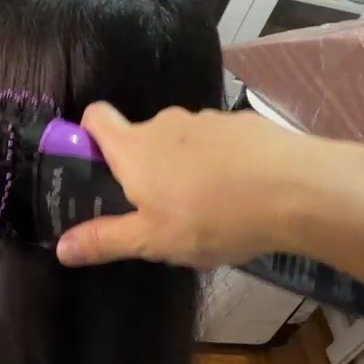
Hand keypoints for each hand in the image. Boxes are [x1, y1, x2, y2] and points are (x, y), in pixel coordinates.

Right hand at [55, 103, 356, 268]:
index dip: (88, 133)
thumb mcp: (154, 240)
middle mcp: (164, 124)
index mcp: (133, 147)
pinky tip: (245, 195)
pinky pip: (221, 143)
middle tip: (159, 208)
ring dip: (186, 166)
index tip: (97, 164)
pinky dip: (223, 163)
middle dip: (144, 167)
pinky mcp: (246, 125)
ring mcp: (207, 121)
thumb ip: (106, 240)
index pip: (95, 116)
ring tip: (210, 208)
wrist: (301, 190)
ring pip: (183, 142)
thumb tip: (61, 247)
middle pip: (141, 136)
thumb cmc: (213, 216)